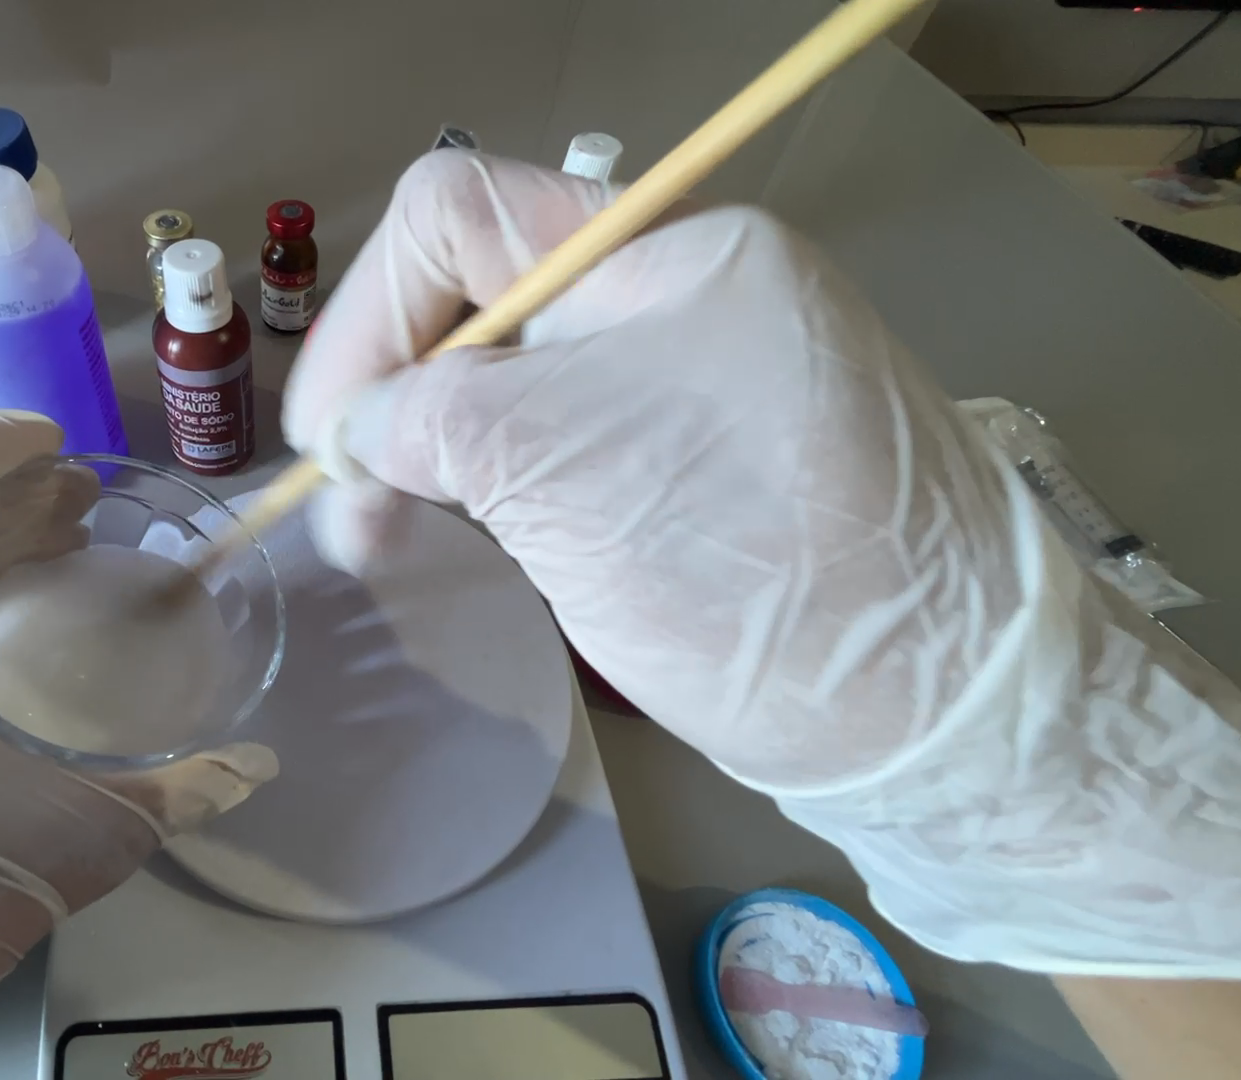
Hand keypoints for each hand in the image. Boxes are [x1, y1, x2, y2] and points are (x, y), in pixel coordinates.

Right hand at [284, 151, 1240, 977]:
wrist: (915, 710)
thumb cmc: (752, 565)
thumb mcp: (567, 466)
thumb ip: (430, 419)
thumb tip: (351, 430)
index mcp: (645, 254)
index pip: (453, 219)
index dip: (365, 313)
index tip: (325, 431)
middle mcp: (637, 302)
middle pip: (453, 306)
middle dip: (377, 399)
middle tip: (340, 504)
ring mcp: (633, 386)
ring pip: (472, 387)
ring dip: (405, 452)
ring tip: (370, 535)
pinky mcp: (626, 463)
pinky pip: (507, 447)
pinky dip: (449, 484)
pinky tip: (422, 529)